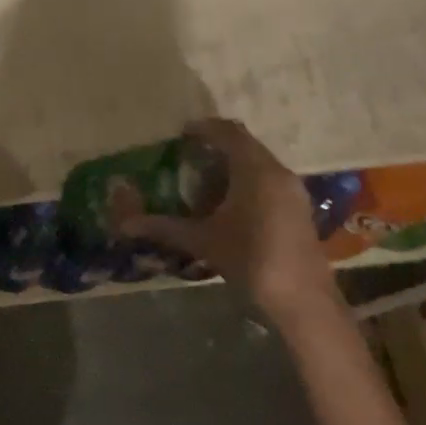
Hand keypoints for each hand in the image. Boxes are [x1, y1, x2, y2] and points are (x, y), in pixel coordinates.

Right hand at [108, 118, 339, 322]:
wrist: (300, 296)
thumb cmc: (250, 259)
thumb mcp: (202, 241)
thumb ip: (164, 227)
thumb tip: (125, 223)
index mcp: (256, 171)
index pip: (229, 133)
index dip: (204, 128)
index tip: (180, 134)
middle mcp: (277, 172)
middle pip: (245, 147)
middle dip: (215, 149)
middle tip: (184, 160)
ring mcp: (291, 191)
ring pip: (257, 165)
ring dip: (229, 168)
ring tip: (199, 185)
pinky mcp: (296, 208)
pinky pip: (266, 182)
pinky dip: (243, 184)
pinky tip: (223, 207)